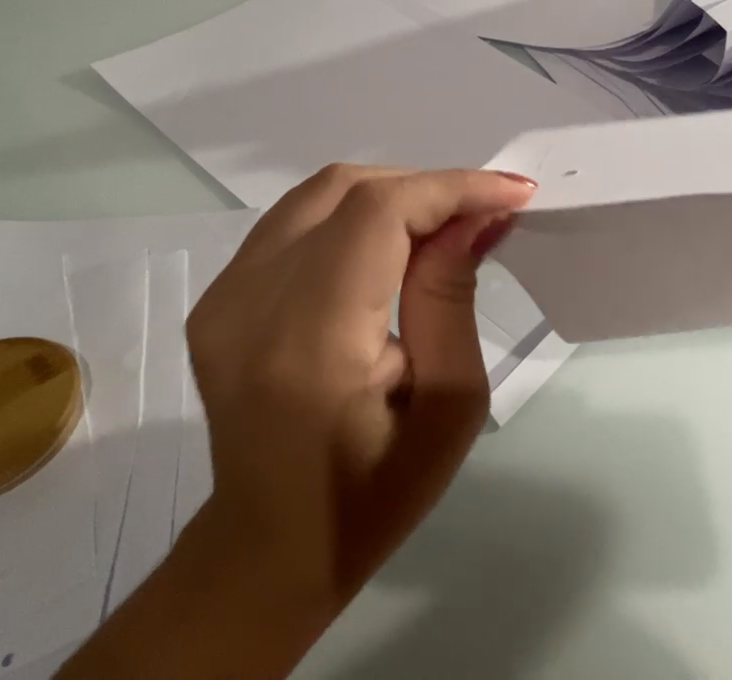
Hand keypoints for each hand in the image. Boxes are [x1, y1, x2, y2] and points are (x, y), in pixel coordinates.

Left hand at [184, 164, 535, 600]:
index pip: (379, 214)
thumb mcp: (449, 403)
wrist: (274, 545)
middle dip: (426, 187)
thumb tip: (472, 218)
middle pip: (345, 189)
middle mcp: (251, 303)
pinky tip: (391, 251)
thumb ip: (451, 297)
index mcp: (311, 338)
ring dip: (391, 195)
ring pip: (316, 195)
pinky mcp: (217, 301)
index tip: (514, 195)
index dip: (451, 188)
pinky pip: (294, 223)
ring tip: (444, 229)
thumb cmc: (380, 488)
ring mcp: (223, 298)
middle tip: (482, 217)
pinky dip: (353, 217)